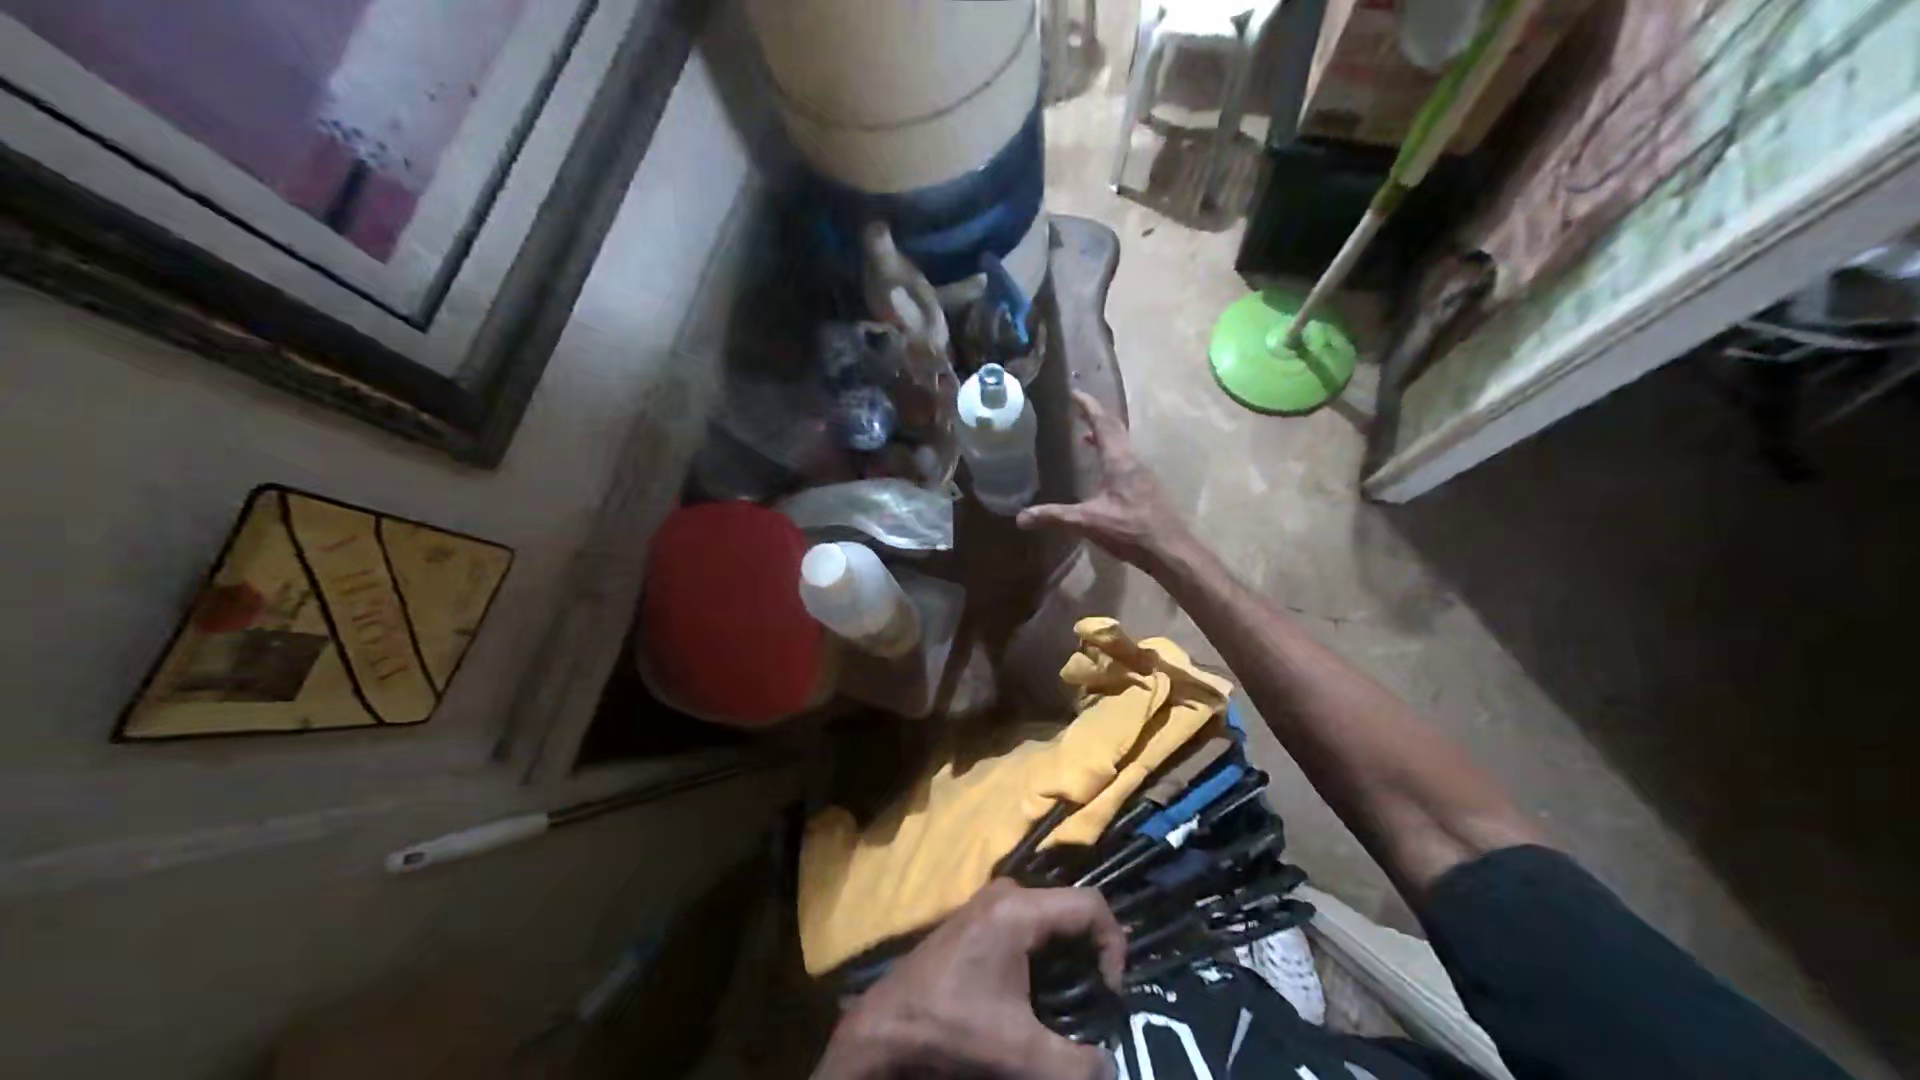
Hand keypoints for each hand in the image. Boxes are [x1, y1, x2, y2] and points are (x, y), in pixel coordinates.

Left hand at [814, 881, 1124, 1079]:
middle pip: (1070, 910)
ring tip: (1069, 1003)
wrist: (885, 1029)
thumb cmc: (952, 1030)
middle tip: (1096, 1000)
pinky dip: (1043, 956)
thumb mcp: (1020, 1055)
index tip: (1110, 994)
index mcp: (1018, 909)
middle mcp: (1006, 893)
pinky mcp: (977, 920)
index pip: (1091, 905)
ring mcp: (988, 903)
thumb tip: (1110, 1066)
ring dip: (1067, 958)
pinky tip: (1037, 995)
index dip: (1114, 947)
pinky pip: (1027, 925)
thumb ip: (1078, 1065)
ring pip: (1049, 918)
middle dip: (1091, 954)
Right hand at [1018, 391, 1190, 569]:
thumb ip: (1055, 517)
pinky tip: (1104, 470)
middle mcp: (1132, 460)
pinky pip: (1126, 459)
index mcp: (1118, 461)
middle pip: (1115, 428)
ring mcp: (1143, 473)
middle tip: (1079, 408)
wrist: (1170, 550)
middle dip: (1096, 415)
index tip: (1074, 393)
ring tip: (1087, 436)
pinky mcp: (1147, 487)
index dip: (1088, 406)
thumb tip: (1021, 517)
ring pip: (1122, 444)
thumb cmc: (1130, 530)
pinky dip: (1112, 453)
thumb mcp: (1088, 523)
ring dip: (1105, 435)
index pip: (1102, 423)